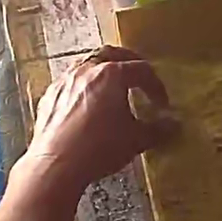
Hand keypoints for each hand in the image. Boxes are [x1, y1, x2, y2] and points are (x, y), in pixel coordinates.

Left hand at [15, 45, 175, 203]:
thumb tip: (172, 125)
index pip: (141, 70)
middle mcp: (85, 71)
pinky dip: (82, 87)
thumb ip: (157, 129)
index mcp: (111, 75)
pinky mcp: (49, 98)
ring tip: (111, 87)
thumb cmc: (98, 149)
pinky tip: (85, 103)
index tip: (161, 101)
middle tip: (138, 77)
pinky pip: (69, 83)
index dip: (155, 85)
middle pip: (111, 55)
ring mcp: (64, 82)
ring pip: (86, 65)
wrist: (56, 165)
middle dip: (128, 63)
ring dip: (102, 71)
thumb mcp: (135, 140)